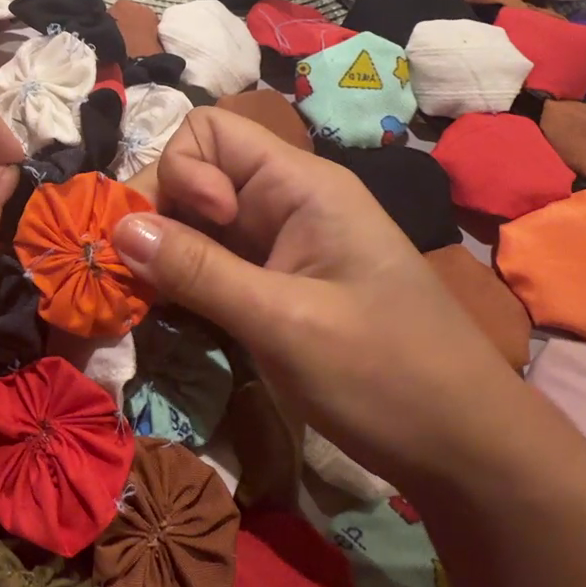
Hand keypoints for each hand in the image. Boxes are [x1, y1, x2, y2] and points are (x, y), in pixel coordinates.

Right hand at [113, 107, 525, 491]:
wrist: (468, 455)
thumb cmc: (388, 377)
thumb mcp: (285, 323)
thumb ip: (198, 270)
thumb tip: (117, 226)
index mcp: (300, 187)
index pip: (210, 132)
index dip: (182, 171)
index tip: (184, 227)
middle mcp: (281, 204)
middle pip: (190, 176)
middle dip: (153, 215)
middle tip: (135, 275)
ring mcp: (273, 247)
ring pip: (190, 223)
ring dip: (158, 254)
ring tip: (139, 299)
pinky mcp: (266, 287)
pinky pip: (204, 263)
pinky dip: (176, 282)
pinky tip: (162, 314)